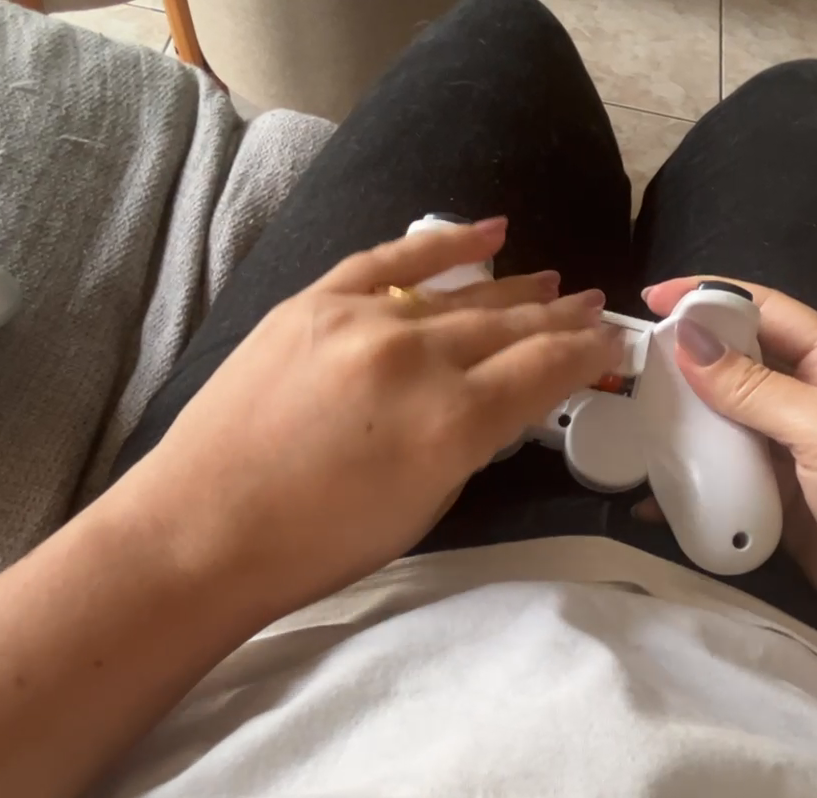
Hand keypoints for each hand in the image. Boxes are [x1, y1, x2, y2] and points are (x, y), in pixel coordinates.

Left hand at [111, 219, 622, 618]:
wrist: (203, 530)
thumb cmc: (321, 545)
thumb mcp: (425, 507)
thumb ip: (470, 444)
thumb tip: (496, 403)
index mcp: (450, 425)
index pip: (543, 373)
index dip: (587, 357)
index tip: (613, 346)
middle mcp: (416, 359)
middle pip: (510, 330)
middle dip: (562, 322)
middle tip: (595, 310)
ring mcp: (361, 320)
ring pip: (462, 296)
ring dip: (516, 291)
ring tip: (555, 285)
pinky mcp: (314, 302)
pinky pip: (392, 258)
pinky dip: (445, 244)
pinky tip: (490, 232)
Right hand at [643, 277, 816, 648]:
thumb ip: (759, 390)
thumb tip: (687, 342)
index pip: (767, 312)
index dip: (711, 296)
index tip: (653, 297)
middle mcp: (810, 402)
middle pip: (738, 365)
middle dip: (686, 360)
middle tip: (630, 368)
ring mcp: (790, 454)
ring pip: (724, 423)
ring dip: (682, 422)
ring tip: (630, 423)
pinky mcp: (774, 499)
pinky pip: (724, 476)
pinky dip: (690, 480)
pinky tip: (654, 492)